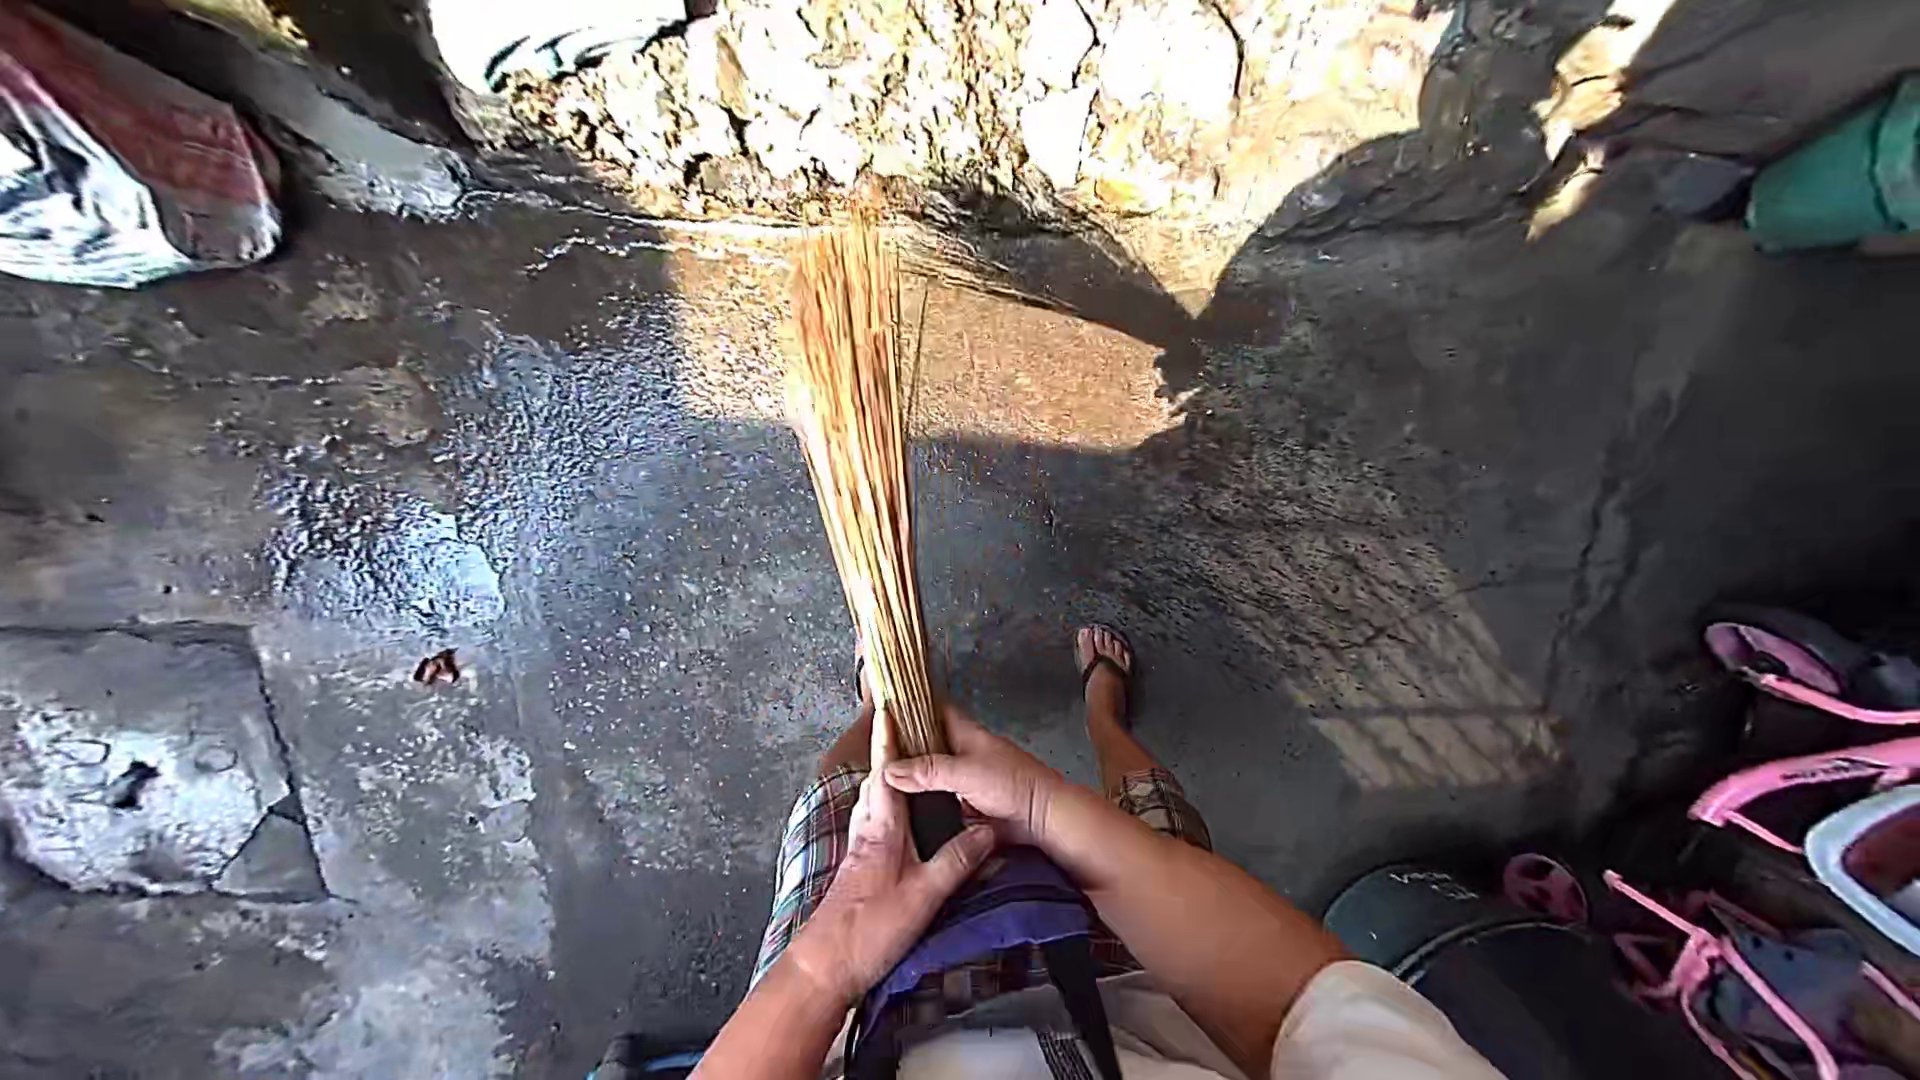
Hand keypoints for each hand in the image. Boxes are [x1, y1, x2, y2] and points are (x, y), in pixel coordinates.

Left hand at [783, 708, 996, 1006]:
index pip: (885, 773)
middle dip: (884, 753)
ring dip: (882, 778)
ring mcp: (858, 849)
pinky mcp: (857, 866)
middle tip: (900, 732)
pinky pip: (870, 820)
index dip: (886, 739)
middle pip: (875, 782)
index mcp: (882, 829)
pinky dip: (881, 804)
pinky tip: (893, 818)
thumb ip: (956, 862)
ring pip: (870, 801)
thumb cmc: (869, 929)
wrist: (824, 967)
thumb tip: (986, 832)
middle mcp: (866, 831)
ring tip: (900, 767)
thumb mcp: (923, 896)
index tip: (886, 709)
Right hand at [882, 707, 1071, 848]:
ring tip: (878, 777)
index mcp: (965, 732)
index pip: (934, 708)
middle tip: (873, 751)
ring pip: (931, 769)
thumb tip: (888, 770)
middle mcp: (962, 750)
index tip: (886, 707)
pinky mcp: (965, 801)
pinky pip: (937, 795)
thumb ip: (928, 771)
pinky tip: (901, 804)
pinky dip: (922, 797)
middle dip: (904, 744)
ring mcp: (964, 776)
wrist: (1040, 817)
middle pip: (928, 741)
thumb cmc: (1010, 783)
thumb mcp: (965, 772)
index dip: (912, 704)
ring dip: (911, 774)